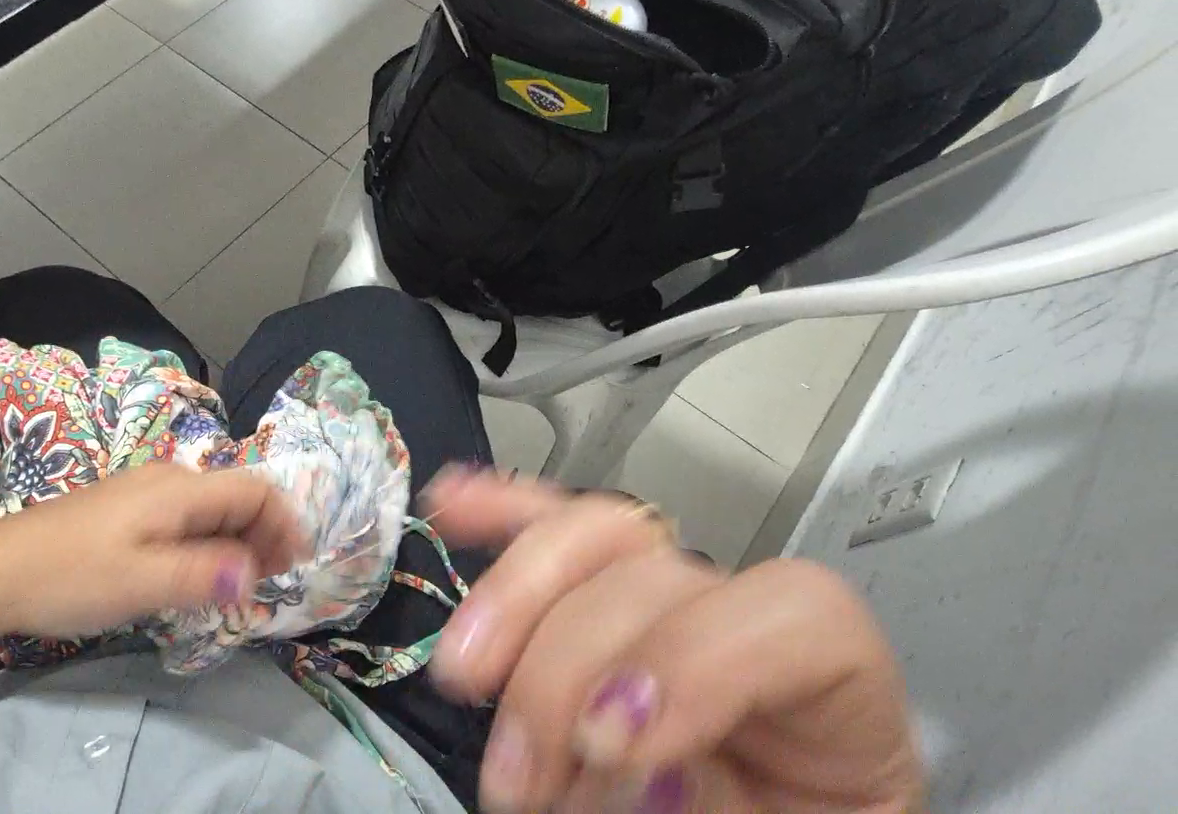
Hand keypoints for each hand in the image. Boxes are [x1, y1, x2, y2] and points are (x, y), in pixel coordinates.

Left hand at [0, 461, 307, 638]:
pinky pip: (185, 520)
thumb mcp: (141, 582)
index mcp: (177, 489)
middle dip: (264, 534)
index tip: (298, 565)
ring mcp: (143, 494)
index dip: (284, 521)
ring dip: (237, 542)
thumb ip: (203, 574)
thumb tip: (257, 573)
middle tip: (272, 584)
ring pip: (210, 510)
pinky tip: (197, 576)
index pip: (253, 489)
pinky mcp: (125, 512)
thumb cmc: (70, 575)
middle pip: (235, 496)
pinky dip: (207, 544)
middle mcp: (166, 481)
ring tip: (241, 586)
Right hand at [422, 467, 922, 813]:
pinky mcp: (595, 591)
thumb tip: (616, 756)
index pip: (795, 617)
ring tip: (462, 680)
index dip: (693, 662)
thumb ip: (707, 809)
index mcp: (837, 703)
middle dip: (564, 661)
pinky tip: (449, 503)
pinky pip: (546, 527)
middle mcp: (744, 623)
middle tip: (515, 769)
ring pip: (587, 537)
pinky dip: (496, 513)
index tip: (606, 744)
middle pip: (653, 573)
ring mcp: (664, 596)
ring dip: (509, 602)